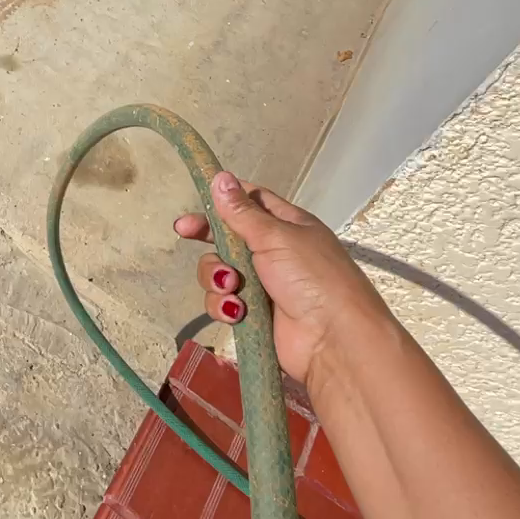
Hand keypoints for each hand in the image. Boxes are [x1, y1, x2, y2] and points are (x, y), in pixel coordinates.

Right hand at [175, 171, 389, 386]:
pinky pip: (222, 302)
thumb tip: (220, 176)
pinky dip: (224, 305)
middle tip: (185, 234)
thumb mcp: (276, 237)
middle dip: (207, 238)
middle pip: (226, 237)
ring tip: (232, 288)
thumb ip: (242, 211)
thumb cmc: (312, 278)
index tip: (196, 199)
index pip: (249, 202)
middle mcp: (273, 252)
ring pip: (218, 270)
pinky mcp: (252, 313)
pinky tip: (236, 311)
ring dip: (217, 278)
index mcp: (286, 226)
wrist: (335, 342)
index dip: (222, 200)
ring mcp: (261, 284)